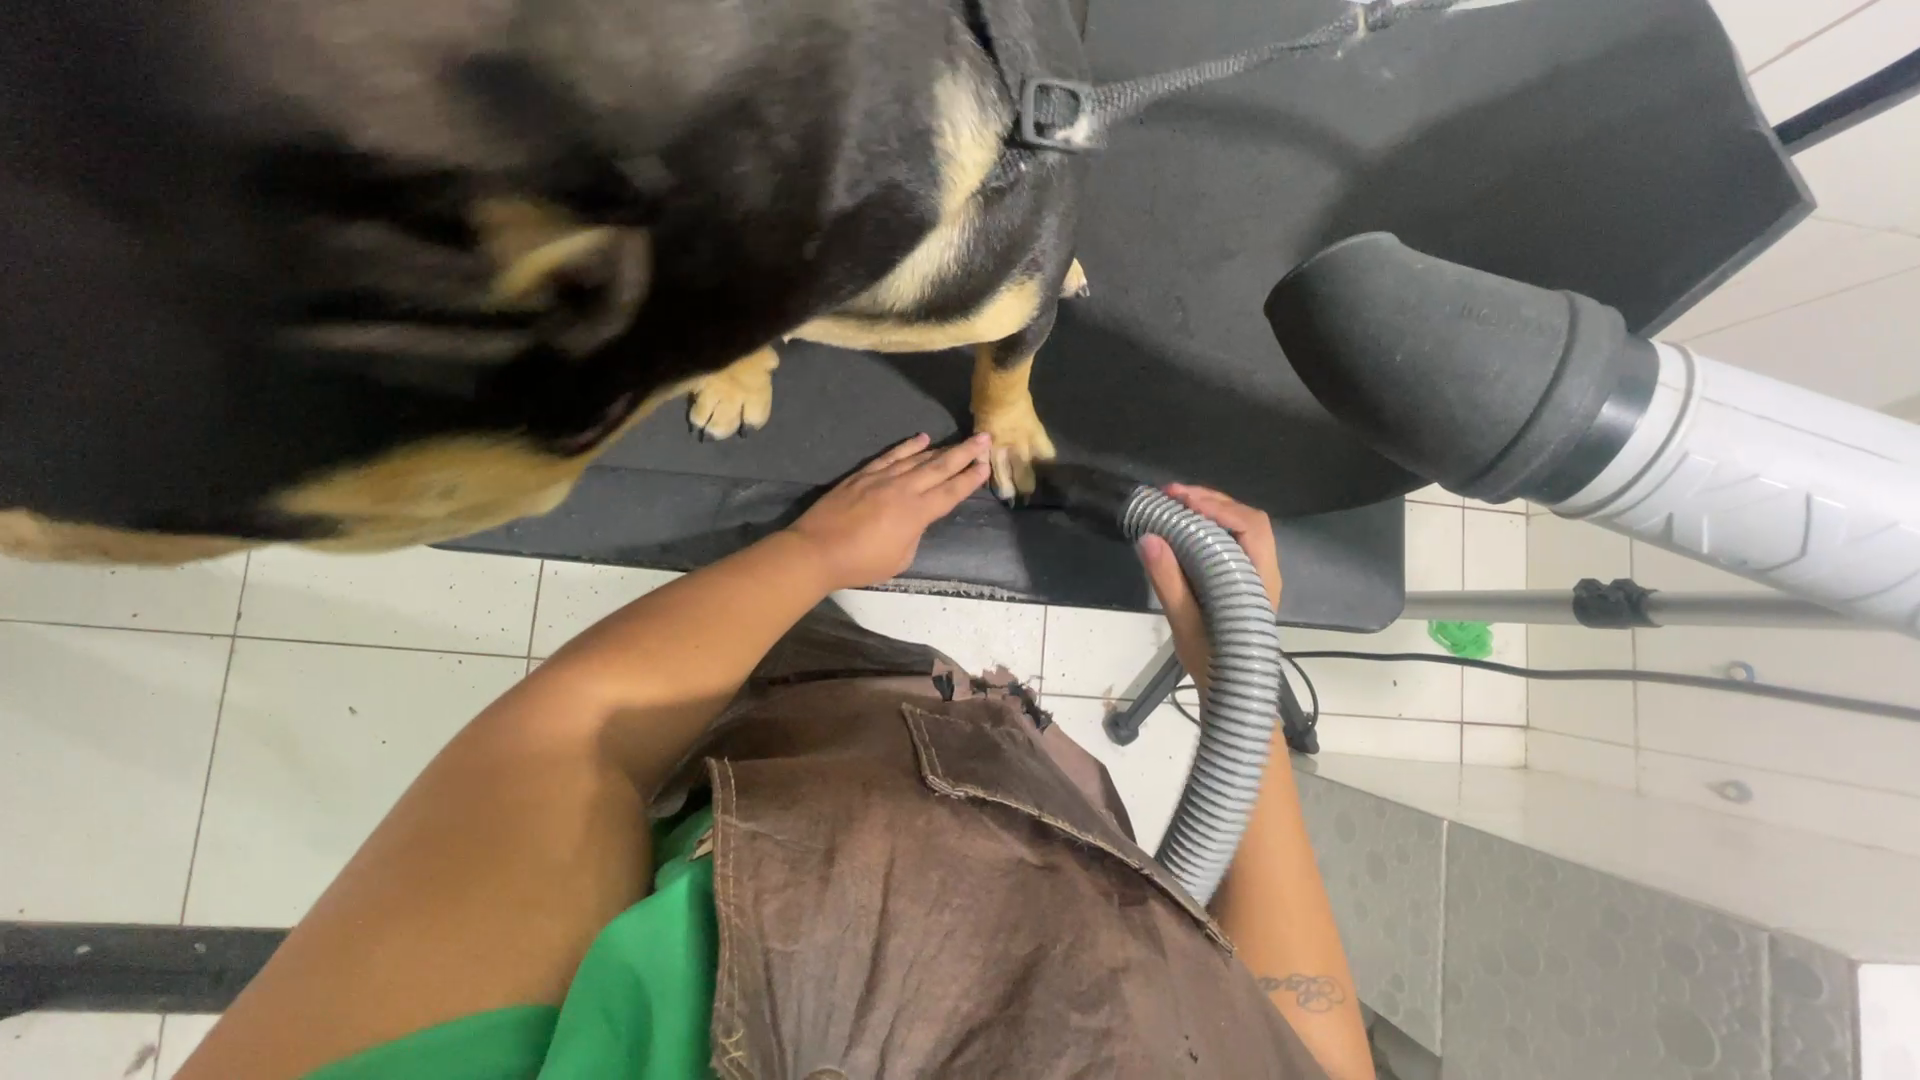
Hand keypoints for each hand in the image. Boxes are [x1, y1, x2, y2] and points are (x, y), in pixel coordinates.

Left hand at [787, 432, 991, 590]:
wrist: (816, 551)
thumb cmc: (860, 564)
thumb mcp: (900, 559)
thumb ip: (914, 535)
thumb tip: (915, 520)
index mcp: (916, 513)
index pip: (950, 492)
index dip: (970, 479)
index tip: (986, 465)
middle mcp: (904, 489)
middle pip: (940, 467)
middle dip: (965, 453)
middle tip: (985, 438)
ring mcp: (882, 478)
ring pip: (918, 458)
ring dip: (942, 448)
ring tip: (961, 439)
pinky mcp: (863, 474)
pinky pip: (891, 455)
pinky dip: (908, 446)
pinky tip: (922, 439)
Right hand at [1138, 484, 1281, 683]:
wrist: (1230, 690)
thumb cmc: (1211, 661)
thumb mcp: (1185, 624)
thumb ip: (1168, 581)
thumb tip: (1148, 539)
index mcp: (1258, 581)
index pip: (1250, 527)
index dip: (1218, 507)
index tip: (1182, 500)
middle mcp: (1264, 570)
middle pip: (1247, 520)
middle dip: (1210, 501)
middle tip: (1170, 495)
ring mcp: (1255, 574)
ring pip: (1240, 528)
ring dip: (1209, 510)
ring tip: (1173, 504)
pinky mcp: (1242, 578)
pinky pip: (1231, 541)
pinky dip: (1208, 526)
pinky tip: (1184, 526)